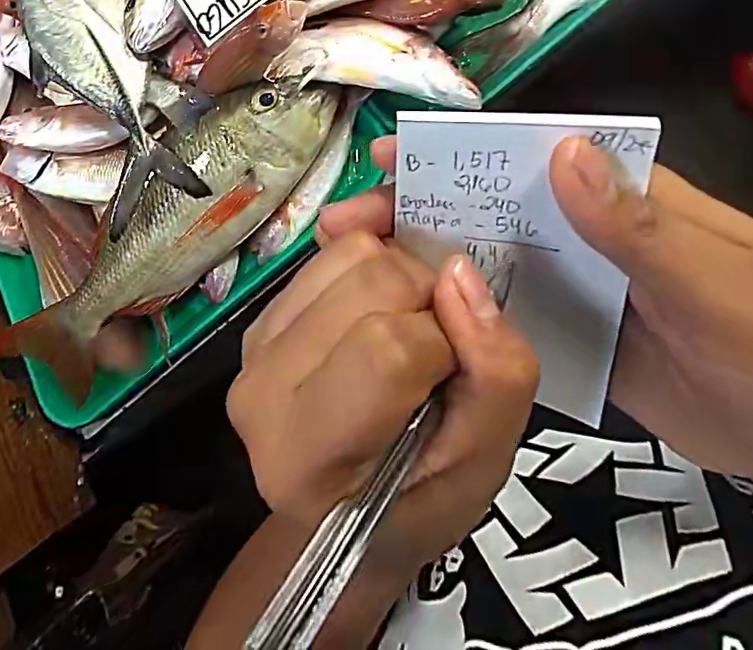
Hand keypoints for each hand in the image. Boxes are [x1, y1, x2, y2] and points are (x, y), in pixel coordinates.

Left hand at [229, 233, 538, 576]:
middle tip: (437, 348)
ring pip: (350, 252)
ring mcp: (256, 344)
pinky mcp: (264, 312)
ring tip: (412, 327)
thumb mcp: (483, 465)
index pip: (386, 348)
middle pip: (370, 283)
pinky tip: (385, 303)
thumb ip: (496, 374)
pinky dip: (376, 259)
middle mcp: (262, 391)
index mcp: (306, 453)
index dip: (443, 346)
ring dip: (403, 276)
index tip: (452, 374)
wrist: (353, 503)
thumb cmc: (417, 504)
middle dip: (428, 301)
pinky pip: (331, 248)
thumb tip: (460, 272)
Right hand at [320, 136, 752, 489]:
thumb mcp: (721, 291)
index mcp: (627, 197)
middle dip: (421, 207)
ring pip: (492, 258)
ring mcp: (577, 282)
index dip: (460, 149)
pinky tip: (409, 325)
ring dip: (429, 258)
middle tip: (348, 224)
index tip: (393, 154)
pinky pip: (506, 313)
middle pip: (494, 205)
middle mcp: (589, 230)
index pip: (532, 154)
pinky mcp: (572, 332)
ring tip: (358, 270)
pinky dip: (459, 312)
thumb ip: (642, 229)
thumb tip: (560, 149)